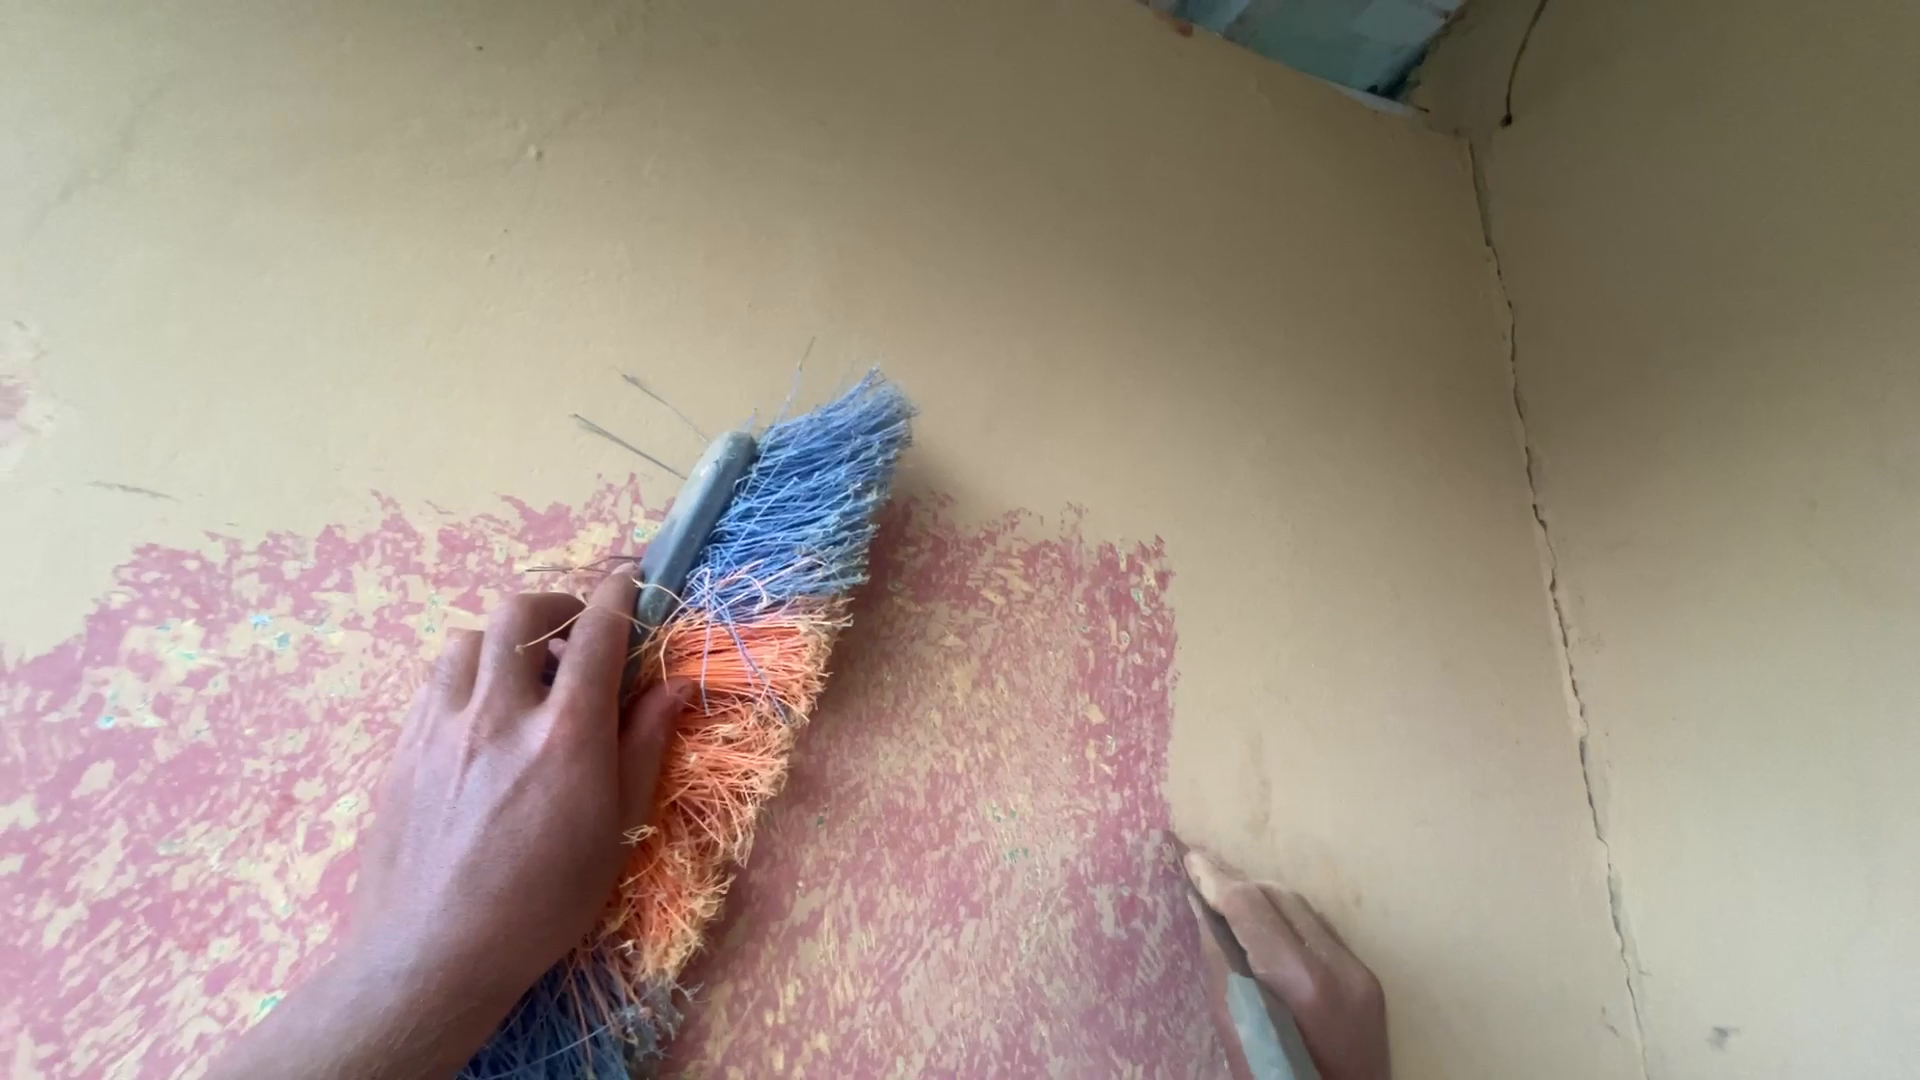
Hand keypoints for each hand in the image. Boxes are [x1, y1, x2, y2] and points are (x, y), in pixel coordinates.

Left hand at [211, 566, 687, 1079]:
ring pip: (466, 639)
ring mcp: (440, 728)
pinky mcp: (400, 749)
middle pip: (518, 613)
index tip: (629, 572)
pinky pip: (433, 681)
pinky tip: (479, 715)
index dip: (618, 591)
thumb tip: (676, 685)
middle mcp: (500, 713)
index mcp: (566, 733)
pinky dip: (466, 675)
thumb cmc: (546, 895)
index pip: (598, 633)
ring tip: (522, 677)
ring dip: (503, 642)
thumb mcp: (618, 824)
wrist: (431, 958)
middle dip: (555, 604)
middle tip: (575, 633)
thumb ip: (646, 742)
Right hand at [1185, 849, 1389, 1079]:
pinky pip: (1318, 930)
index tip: (1189, 857)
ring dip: (1261, 897)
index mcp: (1305, 982)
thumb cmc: (1274, 1079)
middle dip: (1237, 883)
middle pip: (1279, 897)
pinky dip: (1285, 918)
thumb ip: (1219, 961)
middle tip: (1201, 872)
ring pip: (1301, 907)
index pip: (1251, 905)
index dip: (1215, 879)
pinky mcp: (1368, 981)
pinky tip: (1262, 921)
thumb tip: (1201, 908)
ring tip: (1226, 893)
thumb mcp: (1235, 1028)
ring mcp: (1361, 973)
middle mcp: (1341, 966)